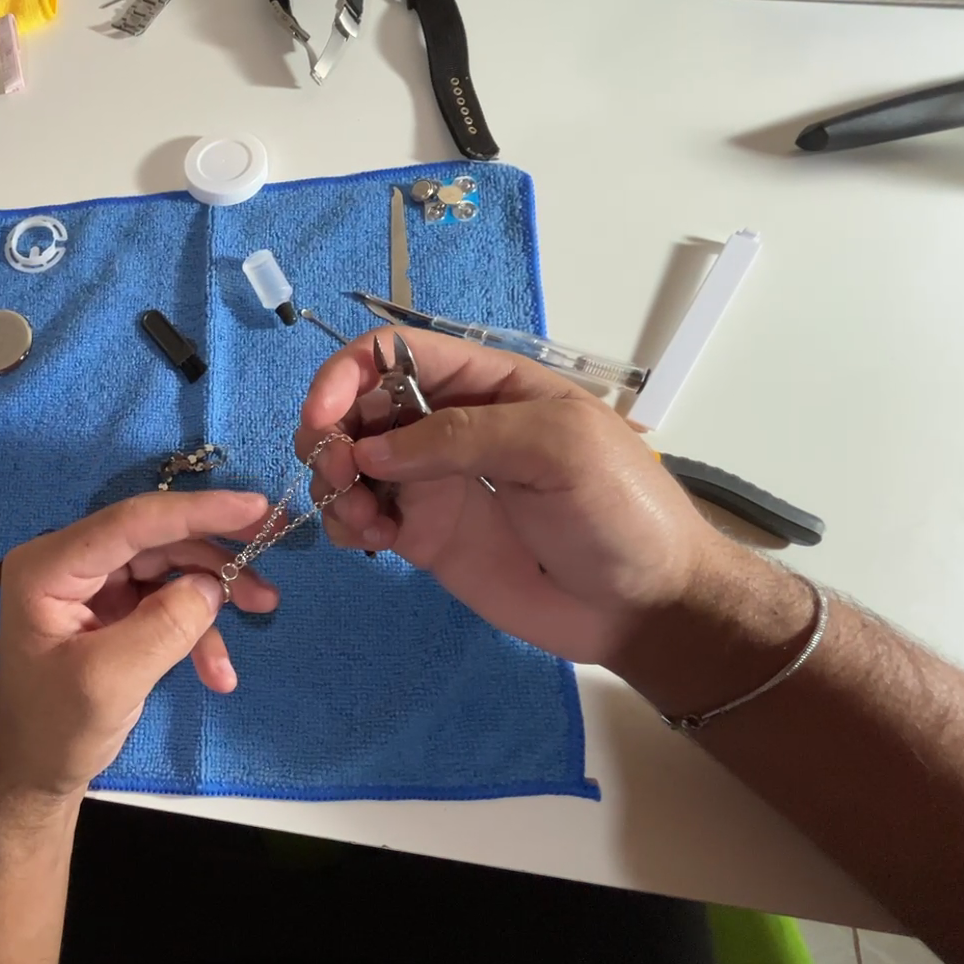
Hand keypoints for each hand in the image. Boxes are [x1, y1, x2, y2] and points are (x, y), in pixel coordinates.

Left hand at [0, 491, 278, 801]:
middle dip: (214, 548)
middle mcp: (70, 562)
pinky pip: (166, 601)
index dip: (196, 511)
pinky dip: (197, 630)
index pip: (131, 522)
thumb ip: (163, 627)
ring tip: (264, 607)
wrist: (37, 771)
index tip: (255, 505)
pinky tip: (218, 671)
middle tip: (273, 537)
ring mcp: (94, 584)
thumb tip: (211, 585)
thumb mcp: (109, 681)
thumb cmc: (55, 728)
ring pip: (168, 566)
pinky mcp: (114, 607)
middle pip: (155, 538)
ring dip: (215, 590)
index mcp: (50, 565)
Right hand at [297, 328, 732, 665]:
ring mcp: (426, 482)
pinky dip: (345, 524)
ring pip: (345, 464)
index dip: (344, 376)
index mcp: (480, 385)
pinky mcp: (416, 533)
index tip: (322, 419)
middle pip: (354, 410)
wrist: (642, 608)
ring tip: (365, 523)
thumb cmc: (619, 511)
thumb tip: (368, 449)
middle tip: (342, 480)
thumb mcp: (558, 447)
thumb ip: (460, 435)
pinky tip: (373, 542)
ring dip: (334, 486)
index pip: (389, 354)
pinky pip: (356, 516)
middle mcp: (441, 427)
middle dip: (330, 438)